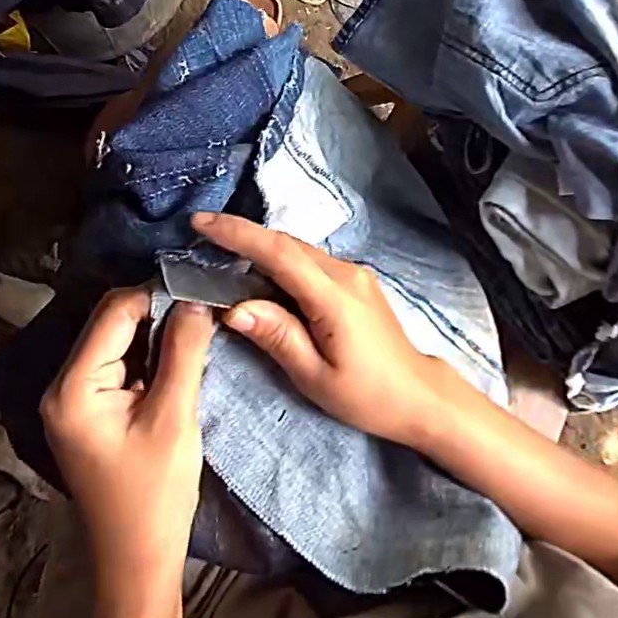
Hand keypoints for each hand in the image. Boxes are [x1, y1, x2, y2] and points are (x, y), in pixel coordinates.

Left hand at [40, 289, 212, 587]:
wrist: (139, 560)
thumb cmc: (155, 493)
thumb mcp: (175, 416)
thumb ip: (184, 351)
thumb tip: (197, 299)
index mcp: (73, 387)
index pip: (114, 312)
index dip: (158, 295)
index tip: (202, 293)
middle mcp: (63, 386)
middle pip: (112, 322)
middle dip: (159, 311)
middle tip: (205, 311)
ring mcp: (75, 399)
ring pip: (120, 340)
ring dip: (158, 332)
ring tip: (199, 329)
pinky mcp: (93, 409)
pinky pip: (122, 362)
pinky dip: (152, 354)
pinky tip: (181, 355)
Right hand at [190, 212, 467, 448]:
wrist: (417, 393)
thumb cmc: (367, 395)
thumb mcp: (314, 376)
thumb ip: (276, 336)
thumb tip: (233, 307)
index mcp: (335, 297)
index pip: (280, 254)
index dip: (239, 235)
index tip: (201, 222)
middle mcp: (347, 273)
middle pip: (288, 245)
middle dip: (242, 236)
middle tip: (200, 236)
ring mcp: (355, 274)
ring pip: (299, 251)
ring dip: (261, 248)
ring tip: (220, 254)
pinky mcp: (356, 280)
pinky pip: (311, 262)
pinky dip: (281, 262)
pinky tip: (260, 274)